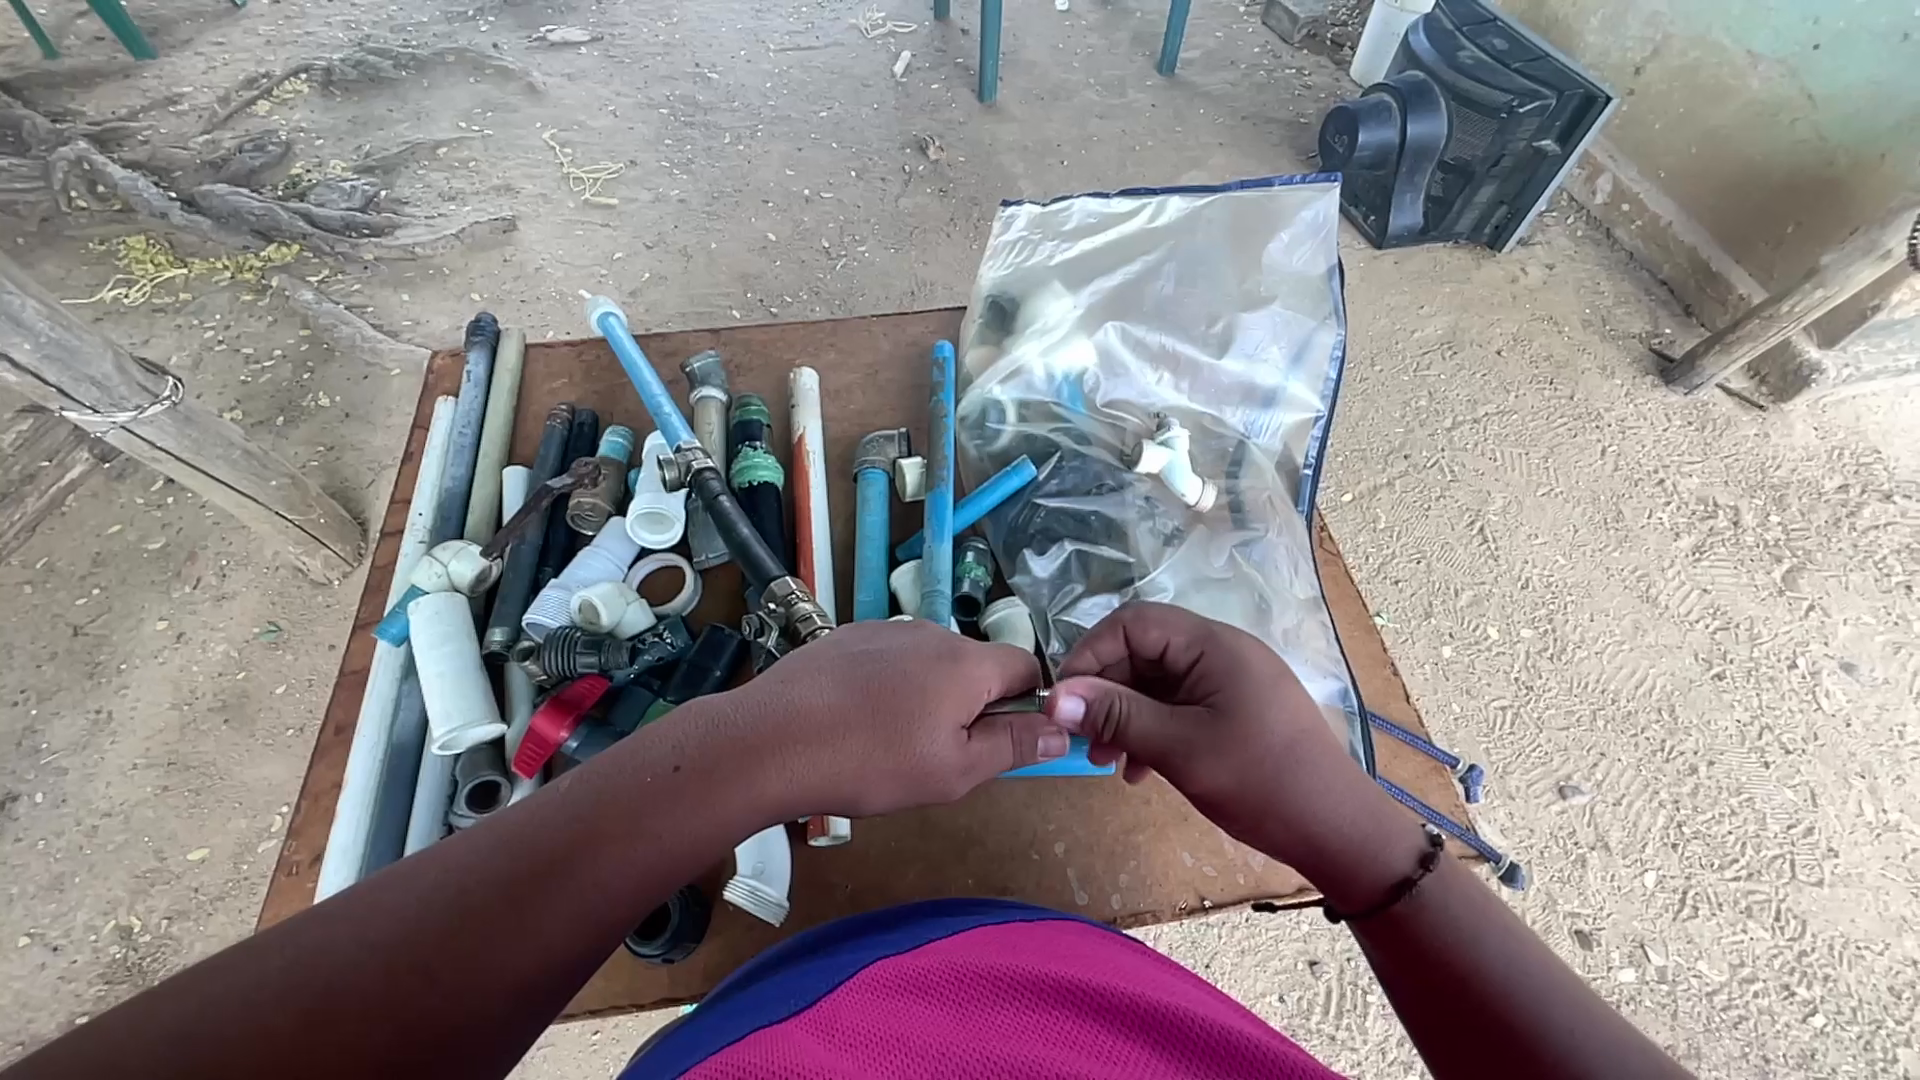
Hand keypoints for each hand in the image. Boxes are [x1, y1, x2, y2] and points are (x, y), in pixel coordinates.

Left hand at [727, 619, 1064, 818]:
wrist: (773, 738)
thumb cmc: (873, 761)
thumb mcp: (955, 769)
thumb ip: (1015, 745)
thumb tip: (1063, 728)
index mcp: (967, 661)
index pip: (1027, 666)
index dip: (1028, 704)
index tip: (1001, 741)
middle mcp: (931, 631)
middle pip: (975, 664)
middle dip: (973, 703)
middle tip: (940, 752)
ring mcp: (885, 629)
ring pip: (930, 661)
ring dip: (929, 693)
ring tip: (890, 739)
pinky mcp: (847, 636)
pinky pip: (889, 658)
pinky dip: (889, 684)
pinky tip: (857, 717)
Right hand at [1043, 602, 1400, 881]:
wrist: (1339, 833)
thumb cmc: (1261, 782)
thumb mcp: (1180, 749)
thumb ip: (1116, 716)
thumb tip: (1055, 698)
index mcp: (1213, 644)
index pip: (1133, 623)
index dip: (1092, 653)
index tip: (1066, 698)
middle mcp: (1219, 652)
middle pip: (1142, 652)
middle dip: (1106, 692)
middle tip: (1083, 738)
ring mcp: (1228, 681)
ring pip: (1156, 682)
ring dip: (1124, 716)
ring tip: (1105, 761)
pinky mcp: (1232, 710)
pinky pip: (1177, 706)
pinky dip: (1150, 730)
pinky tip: (1138, 770)